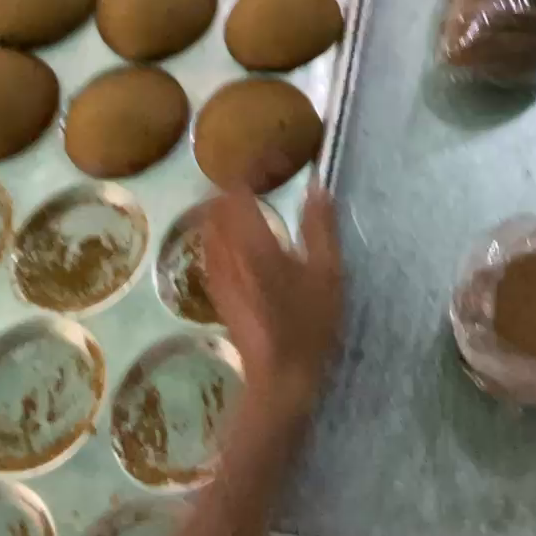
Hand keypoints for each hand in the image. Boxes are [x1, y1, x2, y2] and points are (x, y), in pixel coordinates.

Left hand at [199, 182, 342, 416]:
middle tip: (260, 174)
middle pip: (214, 206)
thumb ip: (320, 226)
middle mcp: (225, 254)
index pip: (236, 192)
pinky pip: (209, 247)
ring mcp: (216, 274)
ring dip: (223, 207)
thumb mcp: (327, 271)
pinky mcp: (216, 291)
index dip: (249, 170)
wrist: (279, 376)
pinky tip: (243, 236)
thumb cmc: (308, 322)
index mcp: (252, 244)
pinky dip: (221, 230)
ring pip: (208, 227)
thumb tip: (316, 186)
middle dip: (232, 185)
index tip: (272, 160)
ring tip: (251, 199)